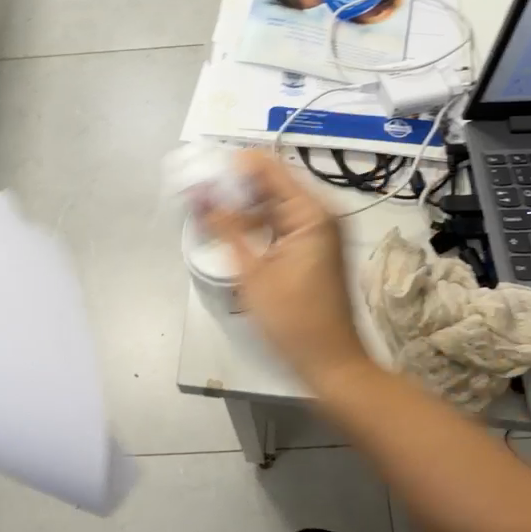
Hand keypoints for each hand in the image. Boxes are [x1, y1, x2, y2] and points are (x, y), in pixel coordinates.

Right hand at [202, 151, 368, 384]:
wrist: (333, 366)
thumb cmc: (294, 322)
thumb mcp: (251, 273)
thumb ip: (223, 226)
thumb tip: (196, 191)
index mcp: (311, 211)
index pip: (267, 166)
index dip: (231, 165)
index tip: (199, 172)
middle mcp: (321, 210)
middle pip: (271, 181)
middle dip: (233, 185)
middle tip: (197, 194)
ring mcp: (320, 227)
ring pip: (274, 200)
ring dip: (243, 204)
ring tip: (206, 212)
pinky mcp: (315, 243)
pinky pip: (282, 219)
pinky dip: (257, 221)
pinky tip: (230, 231)